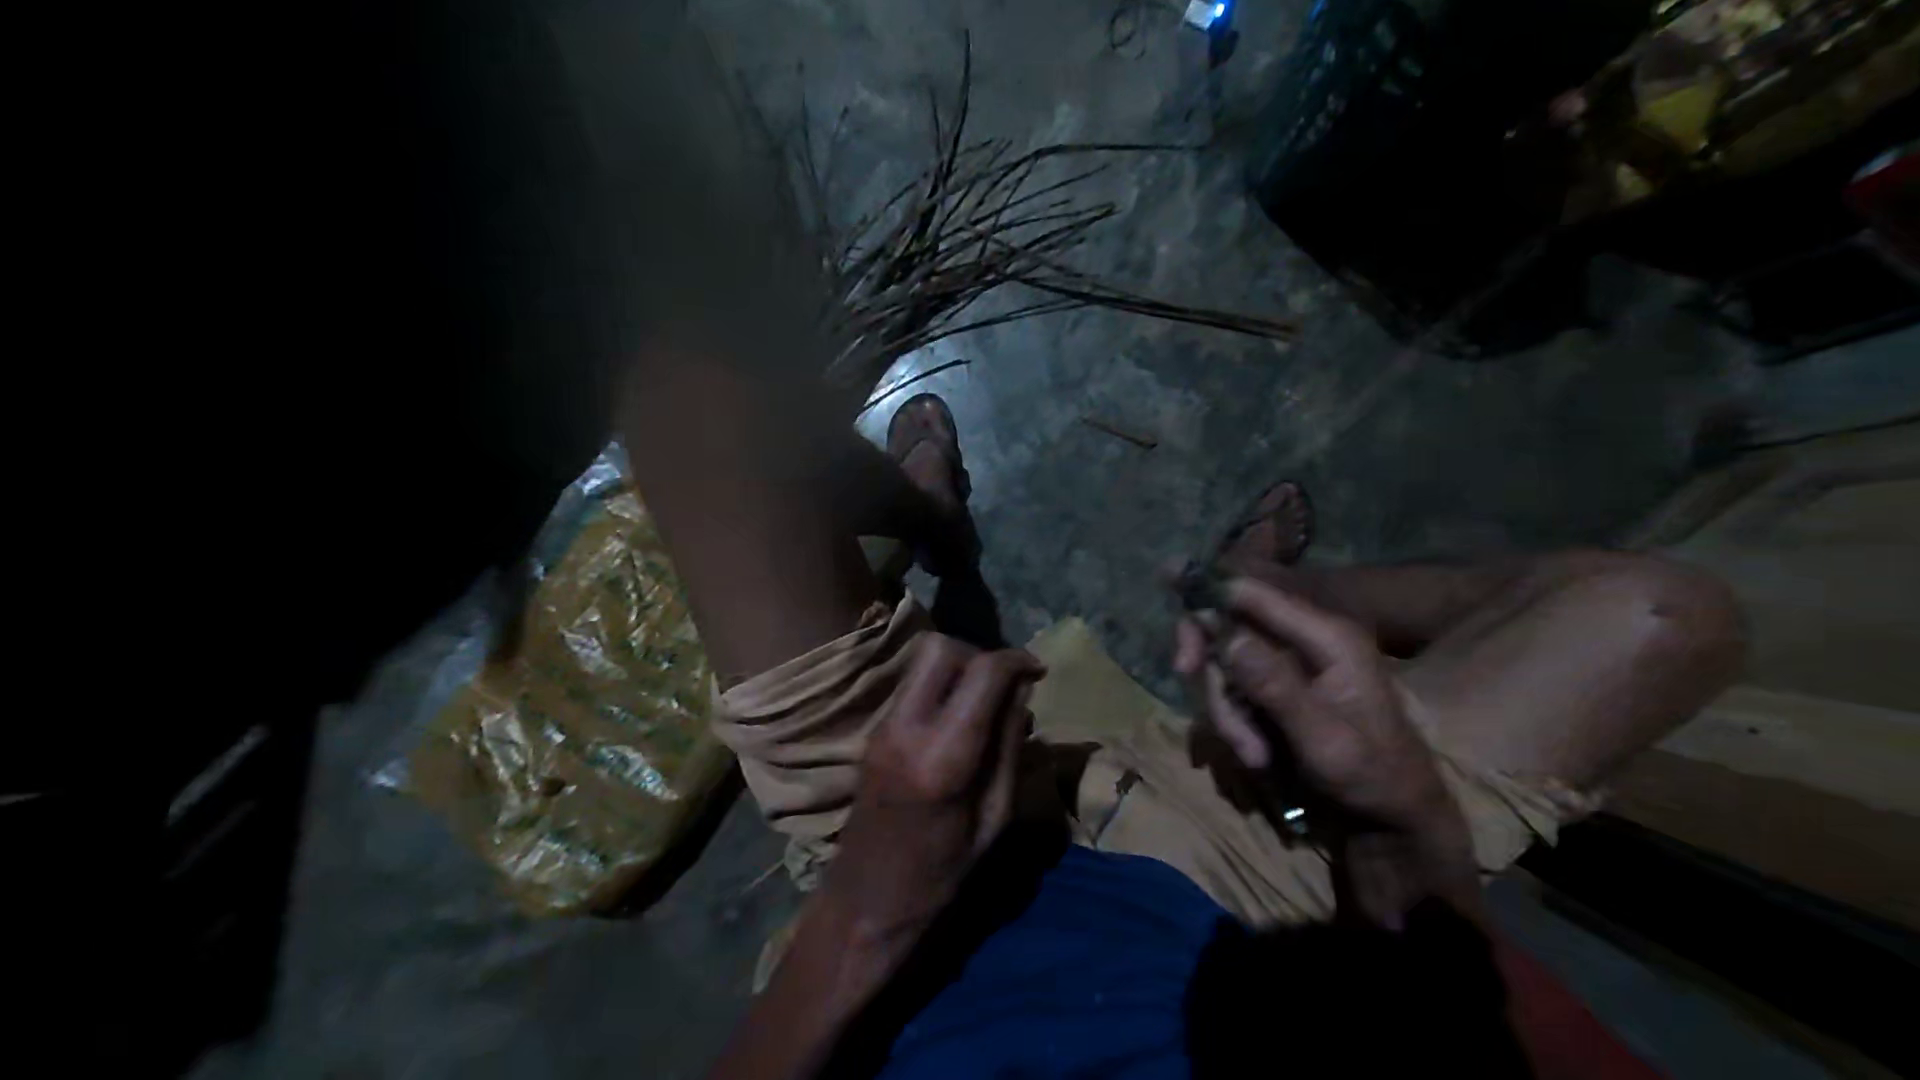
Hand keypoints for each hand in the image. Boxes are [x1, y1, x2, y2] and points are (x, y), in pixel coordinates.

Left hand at [824, 634, 1044, 950]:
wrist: (865, 903)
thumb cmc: (940, 876)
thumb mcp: (994, 819)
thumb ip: (1009, 747)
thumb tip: (1023, 691)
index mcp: (943, 756)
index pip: (982, 673)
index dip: (1016, 660)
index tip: (1039, 670)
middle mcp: (906, 728)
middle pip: (941, 648)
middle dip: (981, 654)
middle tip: (1007, 684)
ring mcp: (883, 726)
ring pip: (924, 662)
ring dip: (961, 668)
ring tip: (988, 702)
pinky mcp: (874, 731)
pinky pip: (913, 685)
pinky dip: (943, 685)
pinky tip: (961, 718)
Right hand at [1175, 577, 1480, 926]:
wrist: (1392, 819)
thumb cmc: (1371, 777)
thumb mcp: (1324, 739)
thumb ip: (1276, 686)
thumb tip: (1228, 638)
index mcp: (1328, 637)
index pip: (1256, 594)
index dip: (1210, 586)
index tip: (1166, 580)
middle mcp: (1306, 641)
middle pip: (1231, 624)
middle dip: (1208, 659)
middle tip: (1184, 672)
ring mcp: (1290, 665)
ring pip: (1226, 663)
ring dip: (1225, 707)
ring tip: (1249, 753)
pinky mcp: (1277, 687)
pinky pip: (1234, 689)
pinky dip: (1233, 720)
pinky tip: (1252, 753)